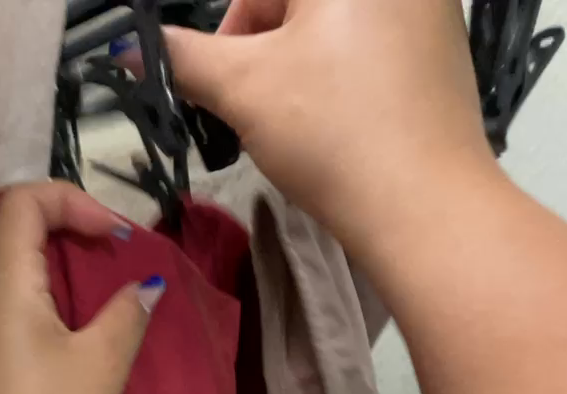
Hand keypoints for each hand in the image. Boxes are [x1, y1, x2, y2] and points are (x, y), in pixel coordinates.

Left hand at [0, 181, 162, 393]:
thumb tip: (145, 287)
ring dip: (21, 237)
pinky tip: (45, 304)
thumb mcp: (102, 366)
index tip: (115, 240)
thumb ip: (127, 313)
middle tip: (83, 238)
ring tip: (70, 266)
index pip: (22, 199)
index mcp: (0, 282)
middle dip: (39, 206)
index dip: (73, 201)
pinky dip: (8, 268)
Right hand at [162, 0, 501, 240]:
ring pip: (327, 26)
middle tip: (260, 114)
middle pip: (293, 3)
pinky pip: (365, 44)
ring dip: (295, 70)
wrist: (419, 201)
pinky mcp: (438, 43)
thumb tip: (127, 48)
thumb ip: (182, 59)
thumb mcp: (243, 90)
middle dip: (263, 56)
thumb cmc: (328, 132)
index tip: (226, 89)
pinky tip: (337, 123)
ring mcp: (426, 4)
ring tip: (300, 126)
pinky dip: (336, 78)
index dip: (228, 37)